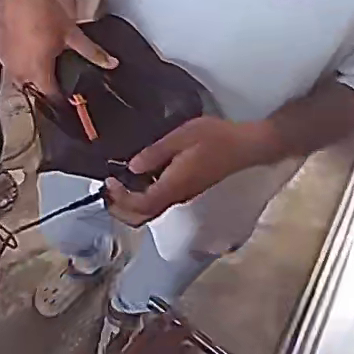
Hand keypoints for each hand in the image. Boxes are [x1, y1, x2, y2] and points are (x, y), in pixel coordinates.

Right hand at [0, 0, 113, 95]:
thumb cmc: (45, 11)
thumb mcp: (72, 34)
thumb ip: (92, 53)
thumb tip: (111, 63)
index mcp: (38, 71)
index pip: (50, 97)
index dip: (61, 100)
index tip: (67, 99)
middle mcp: (19, 71)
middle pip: (33, 90)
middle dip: (44, 86)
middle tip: (55, 77)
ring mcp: (6, 60)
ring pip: (19, 78)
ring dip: (30, 75)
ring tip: (41, 62)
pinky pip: (10, 64)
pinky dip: (19, 62)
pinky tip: (28, 50)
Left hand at [50, 321, 194, 353]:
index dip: (184, 352)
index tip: (194, 345)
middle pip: (157, 344)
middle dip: (172, 332)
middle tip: (183, 321)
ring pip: (139, 339)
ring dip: (152, 328)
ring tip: (161, 317)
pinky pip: (118, 343)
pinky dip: (125, 335)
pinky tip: (127, 330)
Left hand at [103, 117, 274, 226]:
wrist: (246, 146)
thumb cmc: (217, 137)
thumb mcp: (181, 137)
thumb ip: (155, 154)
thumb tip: (132, 168)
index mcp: (174, 185)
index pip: (141, 205)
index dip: (121, 199)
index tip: (110, 182)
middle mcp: (178, 196)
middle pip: (143, 217)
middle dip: (120, 209)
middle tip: (107, 189)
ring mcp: (184, 195)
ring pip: (150, 212)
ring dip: (129, 204)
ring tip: (117, 183)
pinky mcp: (188, 189)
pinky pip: (159, 201)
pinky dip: (142, 197)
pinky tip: (137, 178)